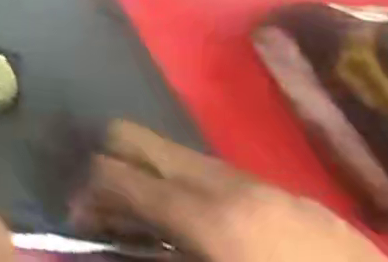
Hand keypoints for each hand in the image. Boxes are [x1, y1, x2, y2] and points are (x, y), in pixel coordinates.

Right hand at [76, 121, 387, 261]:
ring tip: (165, 227)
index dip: (85, 193)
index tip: (81, 222)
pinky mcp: (307, 204)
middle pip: (133, 136)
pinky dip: (206, 198)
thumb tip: (107, 235)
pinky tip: (224, 238)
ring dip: (159, 182)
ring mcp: (271, 188)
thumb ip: (155, 253)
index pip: (110, 171)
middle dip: (111, 166)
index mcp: (204, 213)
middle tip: (111, 210)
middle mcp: (228, 184)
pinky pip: (231, 182)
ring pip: (182, 158)